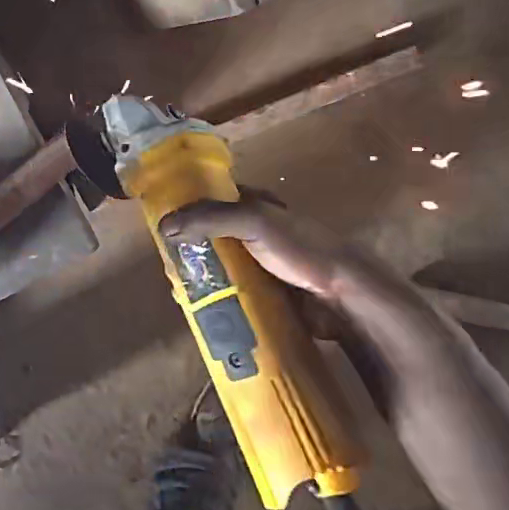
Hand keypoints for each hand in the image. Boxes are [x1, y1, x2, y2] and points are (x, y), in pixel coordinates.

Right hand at [158, 189, 377, 305]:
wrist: (344, 295)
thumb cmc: (300, 247)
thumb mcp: (253, 222)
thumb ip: (209, 218)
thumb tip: (163, 226)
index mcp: (257, 205)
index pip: (214, 199)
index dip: (189, 208)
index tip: (163, 227)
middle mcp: (259, 231)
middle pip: (215, 236)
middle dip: (192, 250)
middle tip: (170, 268)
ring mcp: (265, 264)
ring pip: (224, 267)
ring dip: (204, 278)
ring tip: (181, 293)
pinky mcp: (270, 293)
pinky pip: (237, 294)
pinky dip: (220, 300)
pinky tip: (204, 310)